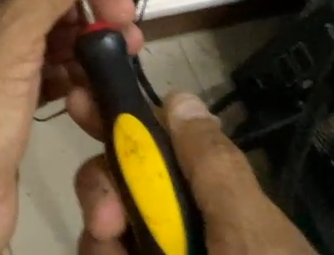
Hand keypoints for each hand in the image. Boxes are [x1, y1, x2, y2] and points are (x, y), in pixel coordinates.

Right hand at [69, 91, 314, 254]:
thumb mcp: (253, 240)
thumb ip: (214, 168)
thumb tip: (179, 96)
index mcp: (224, 211)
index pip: (166, 144)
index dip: (123, 118)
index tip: (80, 101)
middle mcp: (190, 235)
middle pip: (125, 182)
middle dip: (103, 189)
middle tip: (105, 222)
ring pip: (105, 230)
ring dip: (99, 241)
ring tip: (113, 254)